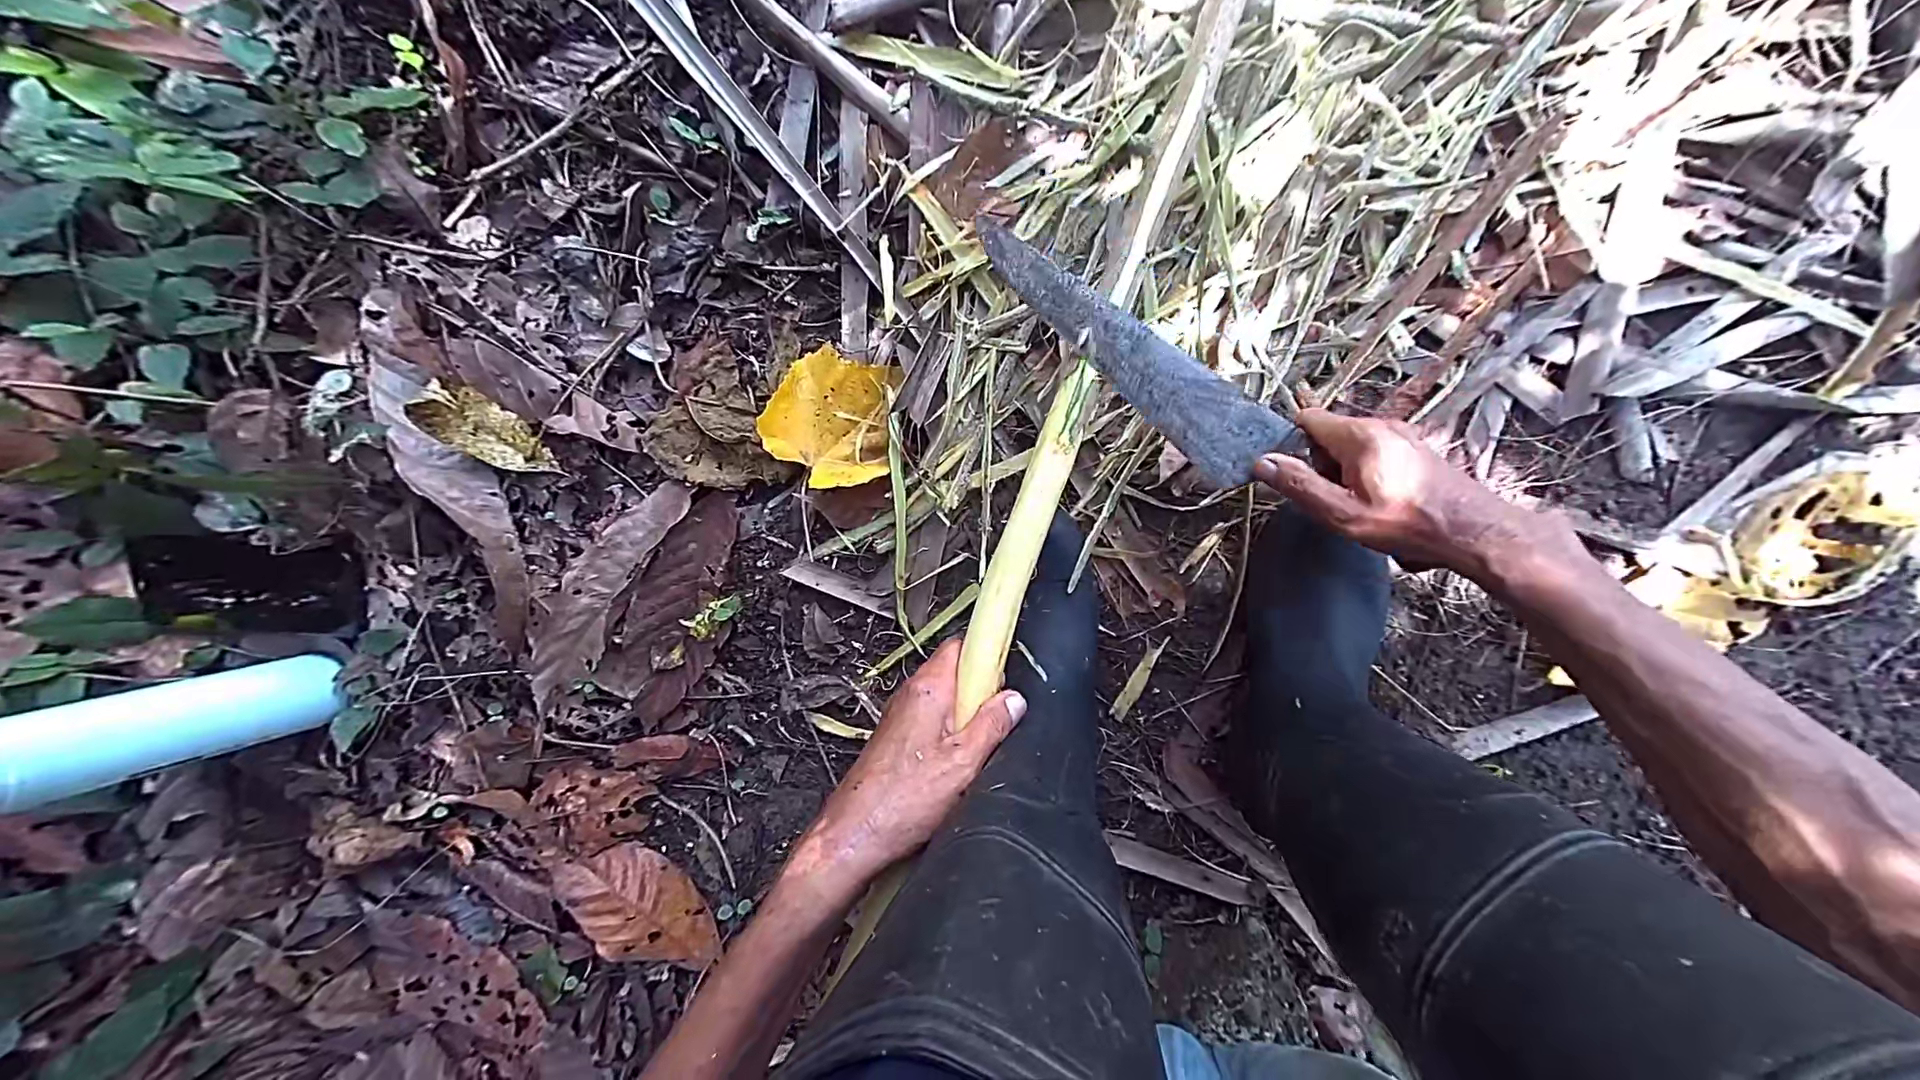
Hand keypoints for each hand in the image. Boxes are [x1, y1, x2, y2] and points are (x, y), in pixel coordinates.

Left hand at [786, 639, 1024, 894]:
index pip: (963, 644)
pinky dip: (949, 738)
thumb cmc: (897, 801)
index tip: (1007, 673)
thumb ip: (992, 726)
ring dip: (966, 720)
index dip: (989, 654)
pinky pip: (934, 722)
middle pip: (959, 672)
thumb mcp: (963, 763)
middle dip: (982, 695)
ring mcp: (904, 714)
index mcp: (928, 689)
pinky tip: (950, 768)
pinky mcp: (899, 736)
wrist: (855, 833)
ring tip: (969, 754)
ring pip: (948, 700)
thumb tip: (1014, 701)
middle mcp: (912, 694)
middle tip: (990, 727)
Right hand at [1253, 408, 1578, 580]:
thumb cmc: (1408, 523)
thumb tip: (1263, 463)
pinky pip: (1370, 453)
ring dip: (1340, 472)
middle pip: (1326, 434)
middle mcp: (1381, 425)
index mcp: (1359, 434)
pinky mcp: (1412, 448)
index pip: (1306, 419)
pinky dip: (1362, 473)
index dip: (1291, 445)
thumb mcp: (1341, 512)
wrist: (1473, 531)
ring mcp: (1400, 435)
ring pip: (1348, 446)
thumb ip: (1299, 485)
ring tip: (1355, 503)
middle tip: (1330, 498)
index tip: (1295, 475)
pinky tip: (1376, 500)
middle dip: (1318, 463)